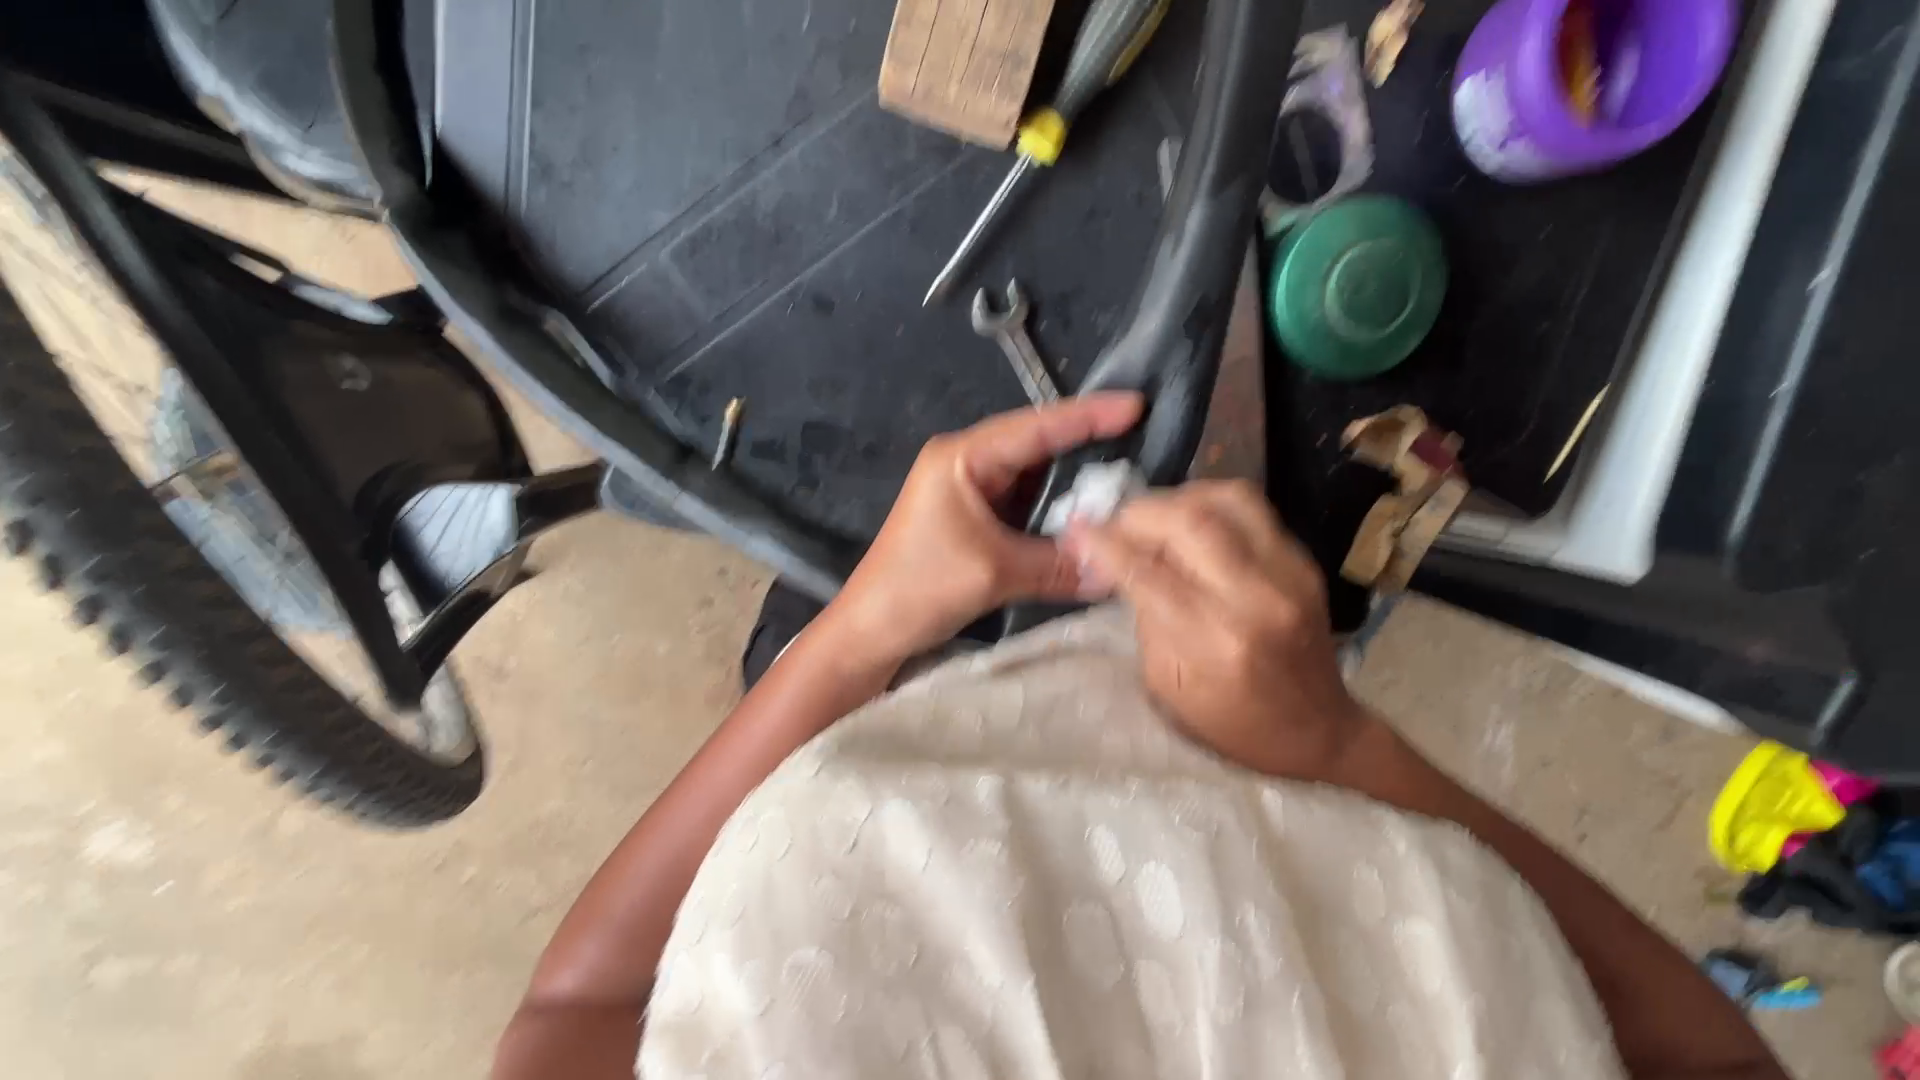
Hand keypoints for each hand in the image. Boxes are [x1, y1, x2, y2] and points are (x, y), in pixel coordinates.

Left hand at [824, 392, 1143, 665]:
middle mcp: (966, 464)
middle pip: (1037, 445)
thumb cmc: (919, 588)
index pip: (1035, 427)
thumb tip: (1119, 569)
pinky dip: (1055, 512)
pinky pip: (1025, 506)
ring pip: (1034, 478)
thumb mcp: (995, 573)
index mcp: (963, 458)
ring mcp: (969, 493)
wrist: (870, 631)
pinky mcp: (974, 522)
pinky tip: (1090, 517)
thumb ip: (1060, 564)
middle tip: (1145, 439)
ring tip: (1127, 478)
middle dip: (1087, 445)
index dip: (1088, 415)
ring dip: (1073, 483)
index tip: (1136, 405)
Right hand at [1064, 480, 1376, 781]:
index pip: (1148, 572)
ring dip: (1178, 498)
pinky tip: (1191, 522)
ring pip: (1227, 499)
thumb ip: (1146, 616)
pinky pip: (1252, 509)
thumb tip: (1119, 563)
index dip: (1106, 544)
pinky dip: (1211, 505)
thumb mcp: (1167, 684)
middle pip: (1190, 521)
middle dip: (1139, 514)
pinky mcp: (1305, 562)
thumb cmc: (1230, 722)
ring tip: (1155, 517)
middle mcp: (1256, 599)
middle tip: (1115, 523)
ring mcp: (1288, 575)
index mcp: (1215, 642)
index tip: (1078, 530)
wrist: (1317, 731)